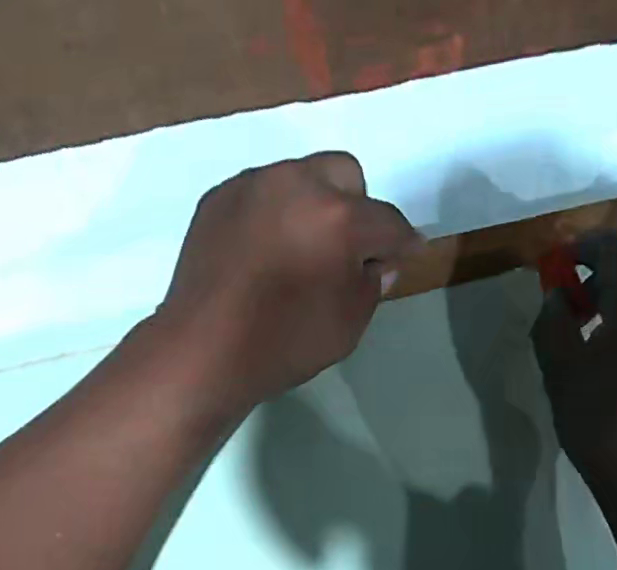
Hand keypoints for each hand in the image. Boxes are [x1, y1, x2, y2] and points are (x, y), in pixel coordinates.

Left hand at [151, 151, 420, 416]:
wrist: (207, 348)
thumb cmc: (288, 341)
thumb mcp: (350, 322)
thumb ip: (373, 283)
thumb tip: (377, 262)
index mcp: (340, 218)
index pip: (389, 221)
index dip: (405, 241)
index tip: (408, 253)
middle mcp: (298, 184)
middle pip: (345, 174)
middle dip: (356, 207)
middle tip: (345, 250)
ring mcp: (253, 185)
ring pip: (299, 178)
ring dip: (312, 207)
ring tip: (300, 251)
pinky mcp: (219, 197)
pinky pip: (261, 194)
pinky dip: (274, 216)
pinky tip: (264, 254)